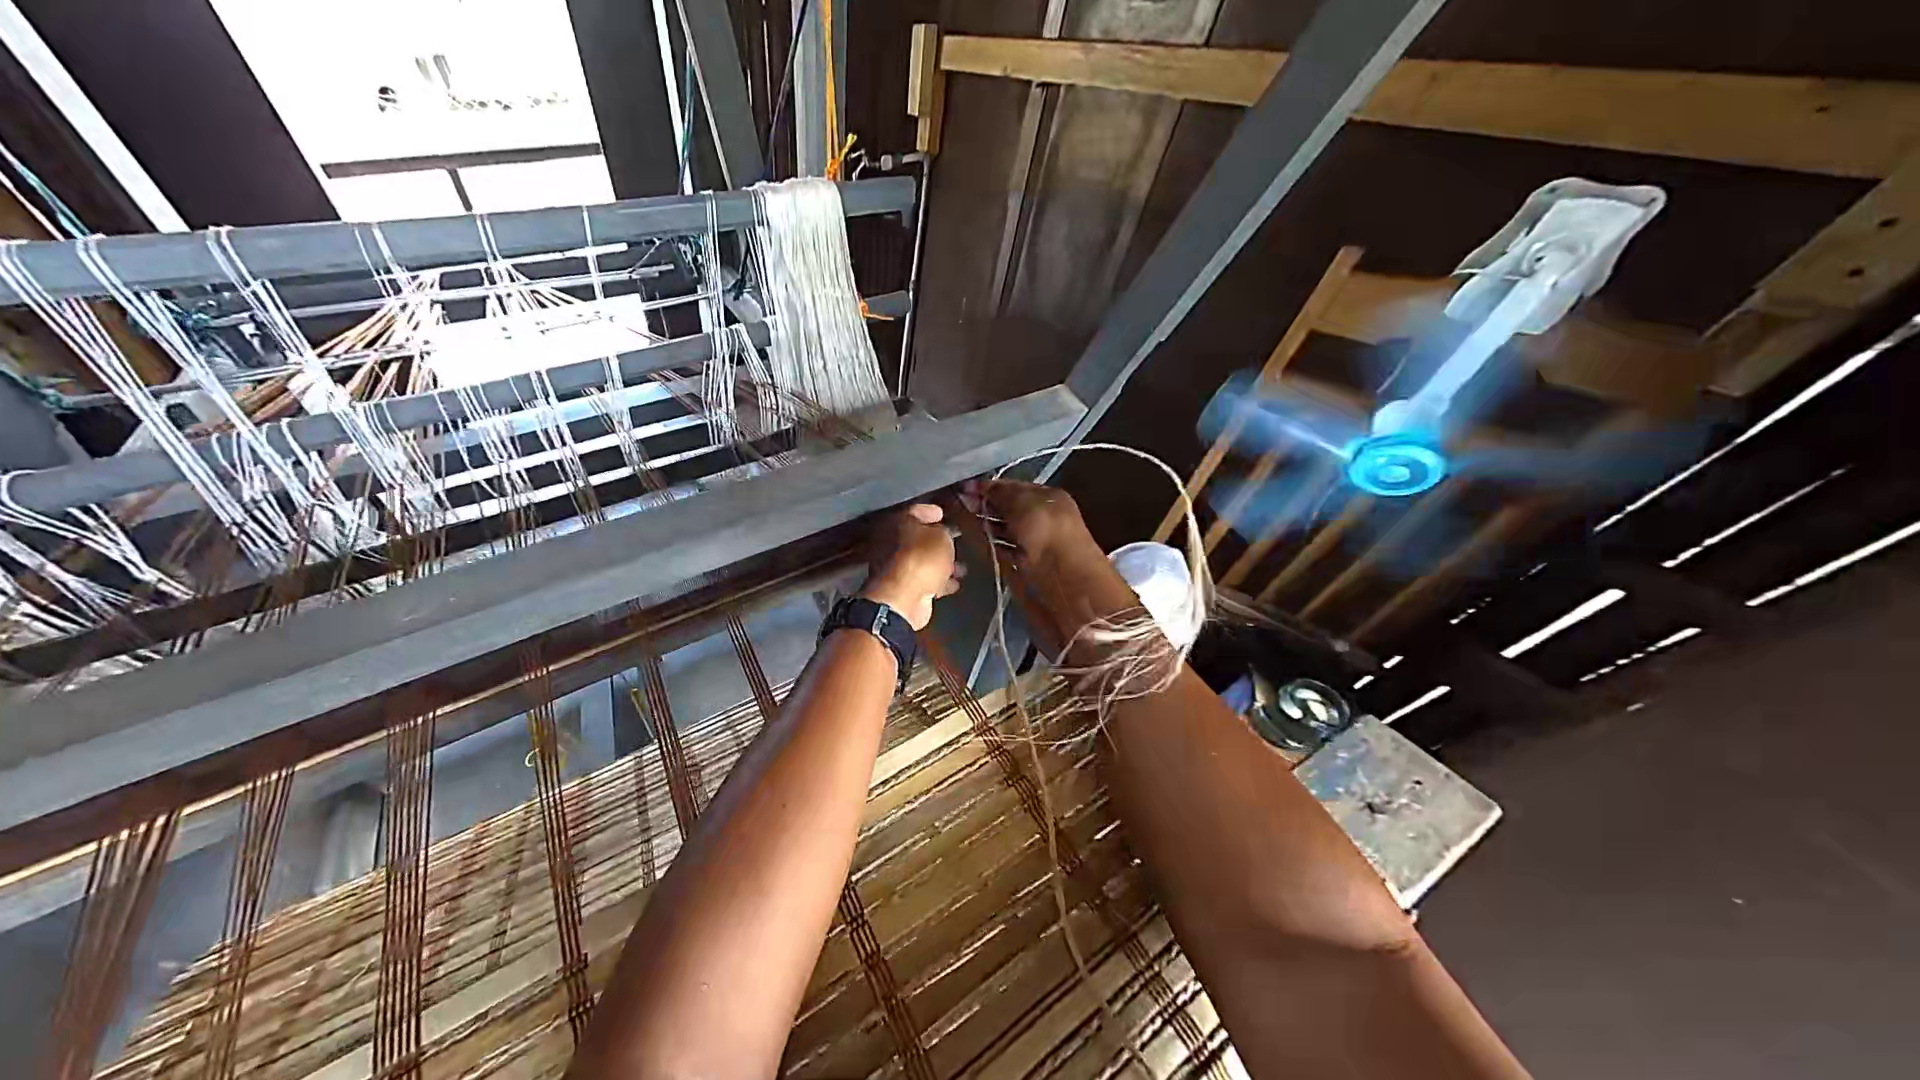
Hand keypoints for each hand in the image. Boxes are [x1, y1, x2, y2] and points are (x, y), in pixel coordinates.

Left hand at [859, 503, 960, 629]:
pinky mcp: (901, 589)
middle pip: (917, 539)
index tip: (941, 513)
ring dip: (940, 565)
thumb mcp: (942, 537)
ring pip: (921, 562)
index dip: (930, 511)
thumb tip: (944, 533)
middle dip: (937, 542)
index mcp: (897, 524)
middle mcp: (890, 544)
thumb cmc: (922, 559)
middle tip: (952, 543)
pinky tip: (952, 584)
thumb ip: (944, 531)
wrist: (904, 599)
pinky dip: (937, 582)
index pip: (915, 511)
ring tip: (959, 568)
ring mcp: (894, 568)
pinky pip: (923, 581)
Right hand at [959, 479, 1101, 573]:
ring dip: (980, 522)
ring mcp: (1030, 543)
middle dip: (982, 503)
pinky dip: (983, 541)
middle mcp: (1041, 519)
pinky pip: (998, 547)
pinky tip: (967, 533)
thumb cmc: (1046, 529)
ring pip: (1000, 529)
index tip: (965, 487)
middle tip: (956, 500)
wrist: (1063, 577)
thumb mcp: (1023, 501)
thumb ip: (1000, 492)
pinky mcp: (1020, 564)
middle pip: (1006, 508)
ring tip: (954, 515)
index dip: (990, 486)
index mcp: (1048, 498)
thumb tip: (981, 486)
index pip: (1015, 488)